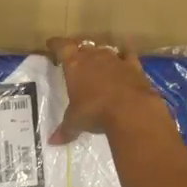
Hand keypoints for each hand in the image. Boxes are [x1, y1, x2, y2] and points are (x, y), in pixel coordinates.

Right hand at [46, 36, 164, 143]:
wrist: (131, 110)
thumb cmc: (95, 112)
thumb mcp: (76, 122)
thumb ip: (65, 129)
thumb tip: (52, 142)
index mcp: (74, 65)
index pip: (62, 47)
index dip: (56, 45)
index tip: (52, 44)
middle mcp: (94, 56)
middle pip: (84, 46)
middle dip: (78, 49)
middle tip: (75, 57)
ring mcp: (116, 59)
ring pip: (105, 49)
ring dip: (100, 53)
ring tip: (97, 60)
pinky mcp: (134, 66)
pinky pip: (128, 55)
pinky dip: (124, 57)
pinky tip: (123, 60)